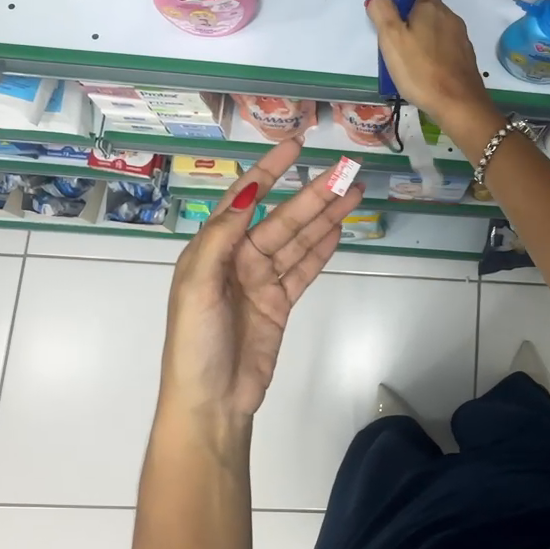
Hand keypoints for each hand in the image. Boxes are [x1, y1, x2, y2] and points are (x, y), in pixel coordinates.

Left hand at [161, 139, 365, 427]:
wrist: (211, 402)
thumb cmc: (195, 343)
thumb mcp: (197, 286)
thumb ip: (221, 238)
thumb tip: (247, 193)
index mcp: (212, 250)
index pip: (244, 199)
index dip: (268, 171)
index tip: (295, 146)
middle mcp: (237, 259)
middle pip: (282, 218)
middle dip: (313, 194)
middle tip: (346, 172)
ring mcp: (261, 282)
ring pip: (298, 240)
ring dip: (325, 216)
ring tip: (354, 193)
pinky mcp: (280, 303)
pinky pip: (304, 268)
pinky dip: (321, 248)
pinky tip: (339, 227)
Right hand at [365, 0, 497, 131]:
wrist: (458, 104)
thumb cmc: (420, 70)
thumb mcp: (391, 38)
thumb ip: (382, 12)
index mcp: (432, 8)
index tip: (392, 15)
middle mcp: (451, 18)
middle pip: (430, 11)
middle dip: (413, 20)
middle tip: (395, 42)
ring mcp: (462, 40)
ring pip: (439, 31)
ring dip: (425, 39)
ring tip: (408, 60)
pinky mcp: (466, 59)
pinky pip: (446, 49)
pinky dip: (435, 55)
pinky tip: (425, 72)